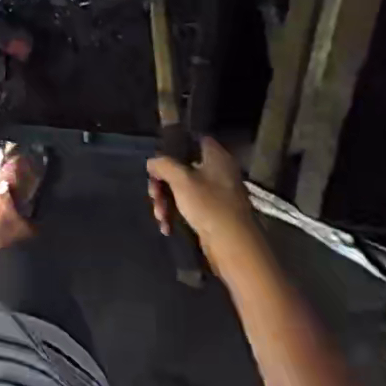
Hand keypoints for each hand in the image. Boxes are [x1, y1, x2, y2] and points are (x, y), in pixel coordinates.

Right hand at [146, 137, 262, 270]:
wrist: (233, 247)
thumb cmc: (208, 205)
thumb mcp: (179, 178)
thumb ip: (162, 164)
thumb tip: (152, 163)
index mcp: (217, 158)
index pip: (196, 138)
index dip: (176, 143)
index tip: (159, 155)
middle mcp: (218, 172)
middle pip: (181, 166)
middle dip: (162, 181)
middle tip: (154, 194)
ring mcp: (216, 193)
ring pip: (180, 187)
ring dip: (165, 200)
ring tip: (160, 215)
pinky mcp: (213, 212)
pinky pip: (187, 205)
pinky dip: (174, 212)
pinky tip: (167, 225)